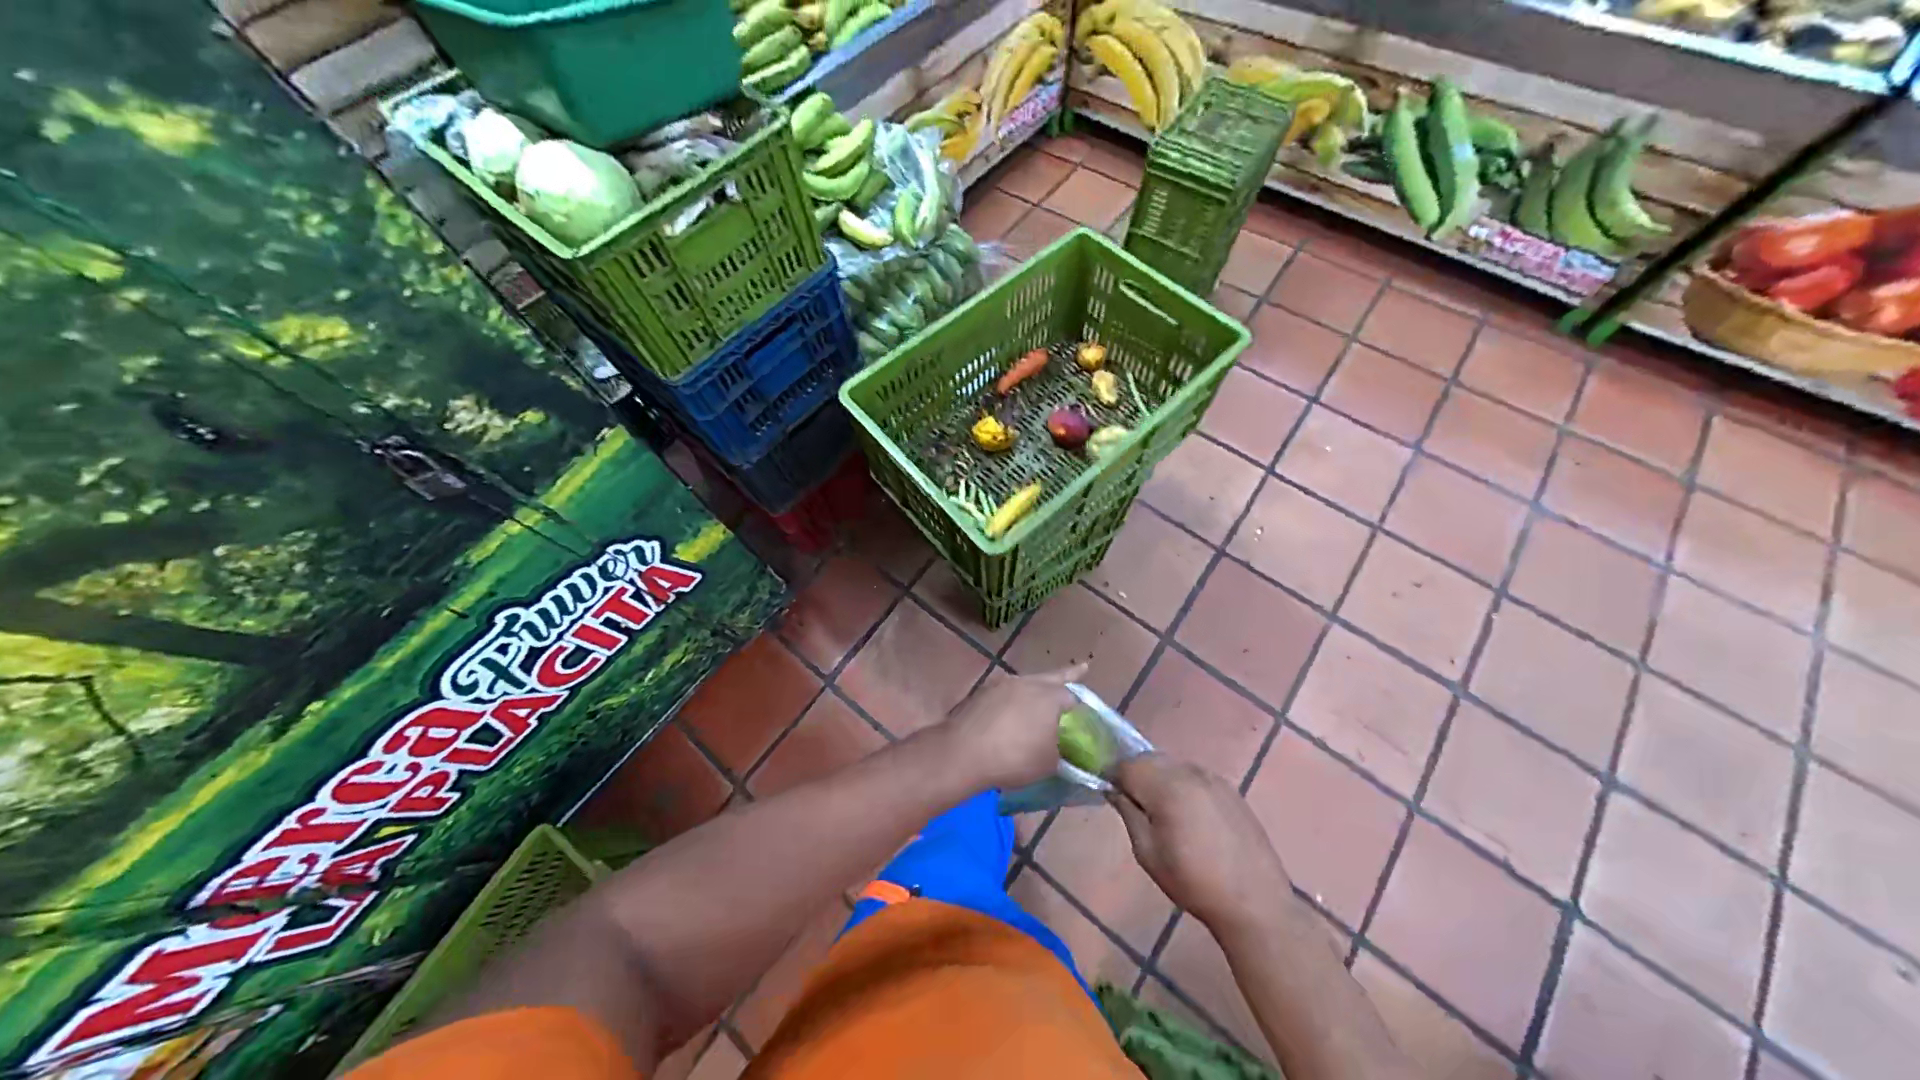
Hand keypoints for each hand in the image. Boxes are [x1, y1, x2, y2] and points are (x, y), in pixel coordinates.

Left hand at [940, 663, 1086, 790]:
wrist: (963, 753)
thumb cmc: (1014, 758)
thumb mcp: (1049, 763)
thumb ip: (1063, 753)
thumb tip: (1064, 750)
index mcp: (1050, 697)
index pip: (1075, 697)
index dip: (1083, 707)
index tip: (1086, 714)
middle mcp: (1028, 682)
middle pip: (1052, 678)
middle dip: (1067, 675)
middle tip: (1082, 668)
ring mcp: (1002, 684)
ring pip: (1027, 682)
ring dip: (1037, 688)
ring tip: (1043, 692)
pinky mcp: (981, 692)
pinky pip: (1006, 692)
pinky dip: (1014, 699)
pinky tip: (1013, 708)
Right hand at [1109, 755, 1294, 936]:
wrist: (1254, 901)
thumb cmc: (1193, 881)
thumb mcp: (1147, 852)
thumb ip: (1129, 813)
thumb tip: (1115, 791)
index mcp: (1167, 787)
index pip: (1128, 765)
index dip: (1114, 777)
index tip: (1111, 795)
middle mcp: (1190, 772)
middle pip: (1150, 759)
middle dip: (1136, 774)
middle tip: (1134, 804)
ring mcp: (1214, 778)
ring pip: (1173, 765)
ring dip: (1159, 778)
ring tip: (1162, 812)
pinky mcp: (1231, 789)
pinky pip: (1194, 775)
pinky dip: (1182, 785)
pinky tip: (1188, 815)